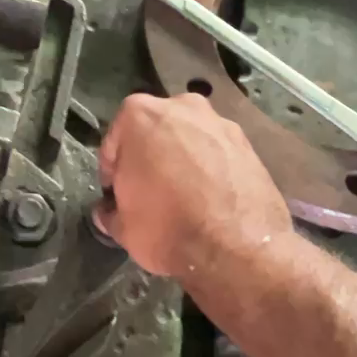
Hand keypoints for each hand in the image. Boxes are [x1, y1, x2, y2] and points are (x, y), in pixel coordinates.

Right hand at [92, 93, 294, 276]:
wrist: (238, 249)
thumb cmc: (166, 226)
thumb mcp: (122, 226)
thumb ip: (111, 211)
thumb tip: (108, 212)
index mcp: (139, 115)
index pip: (114, 143)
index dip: (113, 171)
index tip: (117, 193)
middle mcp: (181, 107)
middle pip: (154, 132)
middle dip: (149, 156)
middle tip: (149, 190)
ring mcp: (219, 123)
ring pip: (189, 139)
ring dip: (182, 159)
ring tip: (183, 194)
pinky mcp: (248, 144)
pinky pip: (217, 153)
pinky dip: (210, 168)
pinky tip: (209, 197)